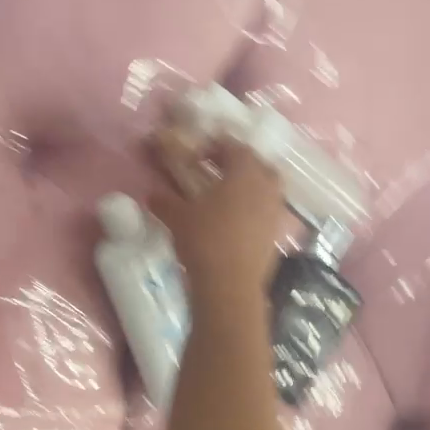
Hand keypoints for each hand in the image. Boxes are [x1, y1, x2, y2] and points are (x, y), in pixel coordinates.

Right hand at [148, 139, 283, 320]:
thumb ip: (165, 201)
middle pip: (259, 165)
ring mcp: (275, 211)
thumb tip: (152, 194)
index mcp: (244, 175)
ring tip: (226, 197)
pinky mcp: (276, 233)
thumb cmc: (203, 240)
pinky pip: (266, 210)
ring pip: (267, 188)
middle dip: (241, 164)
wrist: (229, 283)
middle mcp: (266, 187)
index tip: (202, 151)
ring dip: (249, 186)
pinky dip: (253, 209)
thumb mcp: (176, 218)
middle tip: (219, 171)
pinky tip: (233, 221)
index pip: (236, 148)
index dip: (219, 146)